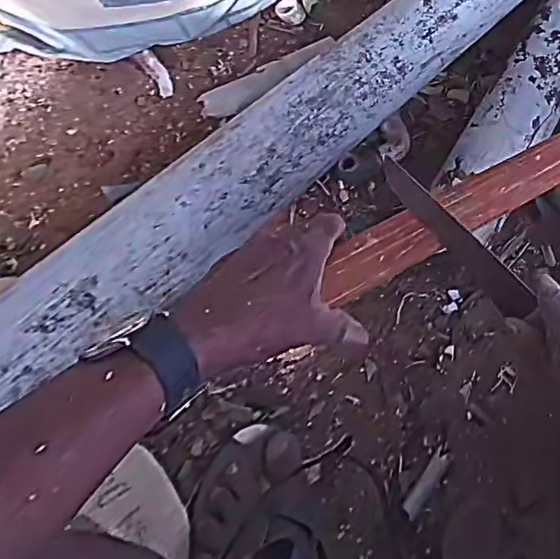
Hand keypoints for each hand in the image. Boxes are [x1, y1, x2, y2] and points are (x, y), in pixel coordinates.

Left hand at [172, 212, 367, 373]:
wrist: (200, 336)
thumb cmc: (255, 324)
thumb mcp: (309, 330)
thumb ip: (340, 328)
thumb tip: (359, 335)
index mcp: (306, 249)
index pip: (332, 222)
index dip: (340, 234)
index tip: (343, 249)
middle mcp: (280, 240)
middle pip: (306, 233)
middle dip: (314, 253)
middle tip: (318, 281)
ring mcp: (252, 247)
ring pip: (279, 245)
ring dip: (286, 262)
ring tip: (287, 295)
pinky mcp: (230, 261)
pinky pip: (254, 258)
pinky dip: (261, 272)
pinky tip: (259, 301)